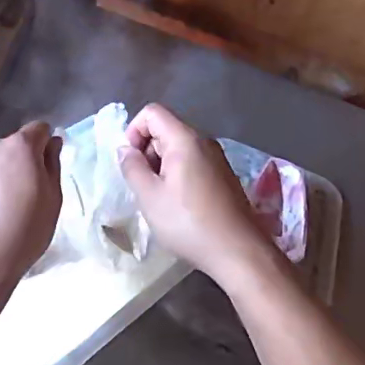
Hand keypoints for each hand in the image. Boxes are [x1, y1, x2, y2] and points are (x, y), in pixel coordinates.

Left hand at [0, 121, 63, 300]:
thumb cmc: (26, 229)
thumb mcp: (53, 198)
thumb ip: (52, 164)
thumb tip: (52, 142)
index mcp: (19, 146)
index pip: (38, 129)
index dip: (45, 145)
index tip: (45, 168)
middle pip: (10, 146)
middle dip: (18, 161)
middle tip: (23, 194)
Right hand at [118, 104, 286, 294]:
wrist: (238, 251)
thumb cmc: (188, 222)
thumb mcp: (149, 196)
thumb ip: (132, 167)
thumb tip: (125, 149)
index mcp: (185, 139)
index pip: (152, 112)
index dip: (134, 131)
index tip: (131, 162)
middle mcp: (204, 141)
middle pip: (165, 129)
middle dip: (146, 150)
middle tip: (143, 185)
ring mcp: (217, 158)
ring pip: (178, 147)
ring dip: (160, 166)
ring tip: (158, 198)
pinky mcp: (224, 176)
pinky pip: (193, 162)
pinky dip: (178, 174)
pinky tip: (178, 204)